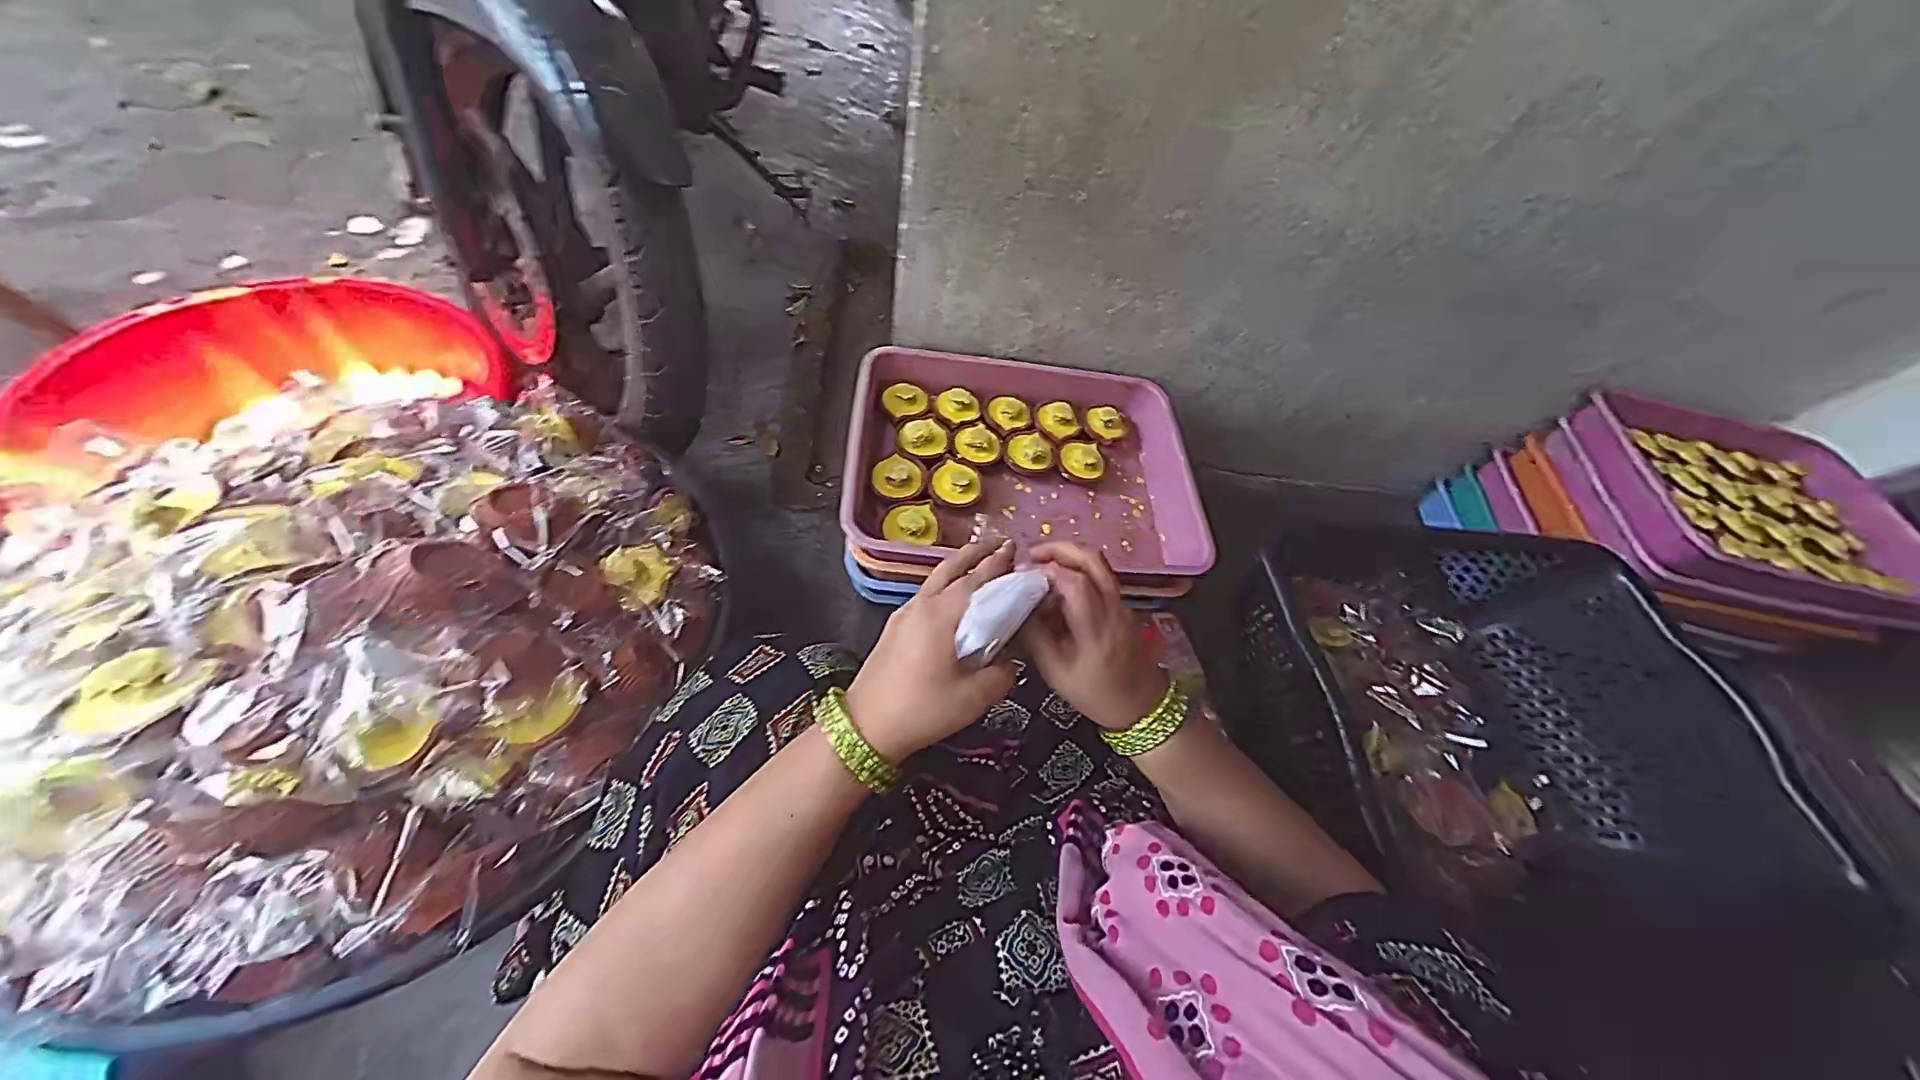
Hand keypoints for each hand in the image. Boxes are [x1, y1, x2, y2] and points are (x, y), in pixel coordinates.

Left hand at [843, 539, 1018, 761]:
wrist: (867, 725)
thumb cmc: (921, 709)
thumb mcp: (973, 699)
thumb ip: (1000, 675)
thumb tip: (1008, 662)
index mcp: (940, 615)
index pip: (974, 580)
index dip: (997, 564)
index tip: (1015, 550)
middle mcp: (921, 606)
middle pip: (950, 568)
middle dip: (976, 553)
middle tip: (1000, 543)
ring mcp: (904, 615)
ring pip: (935, 579)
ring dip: (958, 565)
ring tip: (978, 559)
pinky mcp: (895, 628)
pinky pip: (926, 593)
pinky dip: (944, 583)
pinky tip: (953, 595)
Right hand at [1020, 543, 1168, 730]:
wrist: (1141, 706)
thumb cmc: (1094, 694)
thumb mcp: (1055, 671)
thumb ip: (1036, 634)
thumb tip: (1018, 603)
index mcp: (1096, 630)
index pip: (1075, 583)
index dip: (1048, 570)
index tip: (1025, 572)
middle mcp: (1114, 610)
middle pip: (1093, 560)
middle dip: (1061, 549)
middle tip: (1033, 554)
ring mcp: (1123, 605)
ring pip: (1100, 565)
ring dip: (1071, 556)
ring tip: (1043, 564)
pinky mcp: (1124, 606)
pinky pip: (1102, 577)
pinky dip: (1079, 571)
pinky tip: (1060, 585)